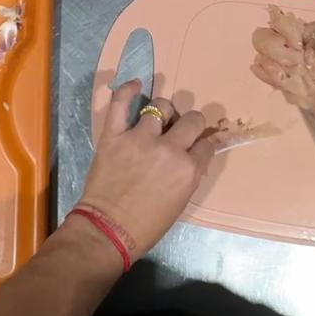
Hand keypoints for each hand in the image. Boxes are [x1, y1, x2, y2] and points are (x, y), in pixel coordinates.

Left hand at [75, 81, 217, 258]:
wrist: (107, 231)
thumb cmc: (146, 225)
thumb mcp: (180, 202)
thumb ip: (189, 175)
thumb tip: (192, 157)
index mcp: (189, 169)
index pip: (207, 144)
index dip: (203, 145)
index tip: (197, 146)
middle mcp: (169, 149)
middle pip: (192, 120)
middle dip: (191, 124)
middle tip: (181, 131)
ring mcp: (140, 138)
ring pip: (160, 107)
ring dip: (163, 113)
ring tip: (158, 120)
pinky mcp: (114, 135)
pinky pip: (121, 103)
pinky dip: (128, 90)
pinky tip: (136, 85)